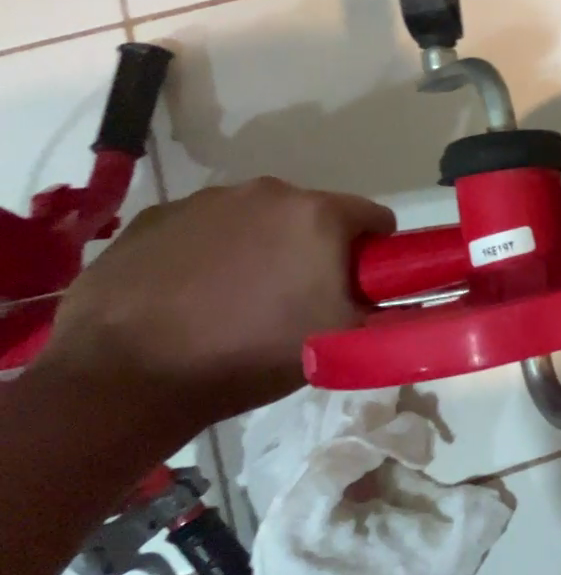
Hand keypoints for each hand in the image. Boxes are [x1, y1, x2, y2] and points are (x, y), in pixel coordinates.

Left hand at [36, 178, 393, 436]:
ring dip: (260, 247)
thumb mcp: (343, 338)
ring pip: (255, 219)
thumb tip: (427, 303)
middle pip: (313, 215)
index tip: (356, 288)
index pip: (375, 219)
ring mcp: (199, 203)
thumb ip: (393, 311)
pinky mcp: (146, 222)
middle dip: (314, 248)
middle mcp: (265, 193)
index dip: (374, 255)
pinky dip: (205, 253)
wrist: (120, 381)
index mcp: (319, 213)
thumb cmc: (249, 354)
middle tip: (296, 299)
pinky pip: (199, 229)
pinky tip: (189, 296)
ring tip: (235, 300)